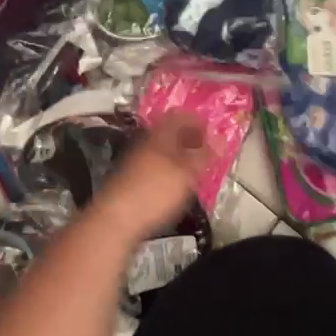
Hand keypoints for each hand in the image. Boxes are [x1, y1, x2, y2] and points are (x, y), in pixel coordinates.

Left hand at [92, 115, 208, 244]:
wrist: (115, 220)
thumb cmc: (155, 192)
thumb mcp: (186, 174)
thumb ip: (204, 155)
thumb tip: (220, 138)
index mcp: (160, 135)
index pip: (180, 115)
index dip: (197, 120)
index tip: (212, 132)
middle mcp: (146, 142)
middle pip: (170, 132)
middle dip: (190, 139)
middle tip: (207, 152)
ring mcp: (136, 161)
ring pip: (163, 150)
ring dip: (180, 155)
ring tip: (196, 170)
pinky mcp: (131, 180)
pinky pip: (156, 165)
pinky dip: (170, 170)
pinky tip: (176, 186)